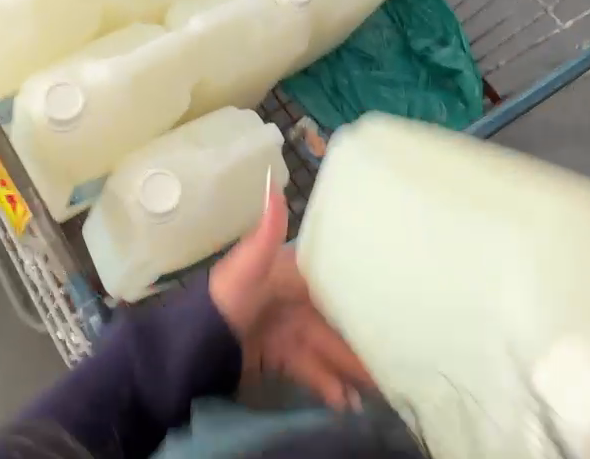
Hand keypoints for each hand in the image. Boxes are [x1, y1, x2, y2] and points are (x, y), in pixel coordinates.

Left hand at [208, 188, 374, 410]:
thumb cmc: (226, 298)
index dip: (359, 291)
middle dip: (360, 338)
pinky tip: (346, 402)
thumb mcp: (247, 265)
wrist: (195, 346)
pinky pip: (310, 368)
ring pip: (327, 346)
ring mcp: (288, 330)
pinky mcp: (280, 357)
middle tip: (394, 358)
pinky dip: (328, 384)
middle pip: (334, 319)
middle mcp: (293, 299)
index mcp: (289, 272)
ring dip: (350, 367)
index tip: (392, 302)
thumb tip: (275, 187)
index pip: (331, 280)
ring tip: (378, 390)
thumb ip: (267, 232)